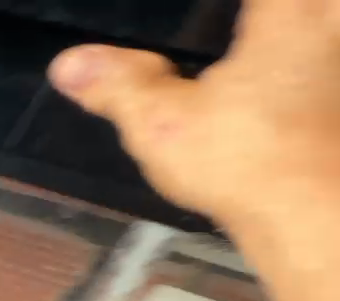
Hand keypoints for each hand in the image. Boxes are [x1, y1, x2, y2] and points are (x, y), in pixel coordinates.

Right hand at [48, 0, 339, 240]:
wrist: (308, 201)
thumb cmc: (240, 158)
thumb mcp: (159, 123)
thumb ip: (118, 87)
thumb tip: (68, 61)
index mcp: (291, 13)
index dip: (203, 9)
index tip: (191, 18)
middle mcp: (330, 22)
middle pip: (288, 8)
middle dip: (258, 19)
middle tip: (213, 32)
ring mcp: (338, 55)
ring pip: (312, 25)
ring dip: (292, 30)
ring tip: (253, 38)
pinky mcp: (334, 93)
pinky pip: (318, 58)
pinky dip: (299, 63)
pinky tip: (272, 85)